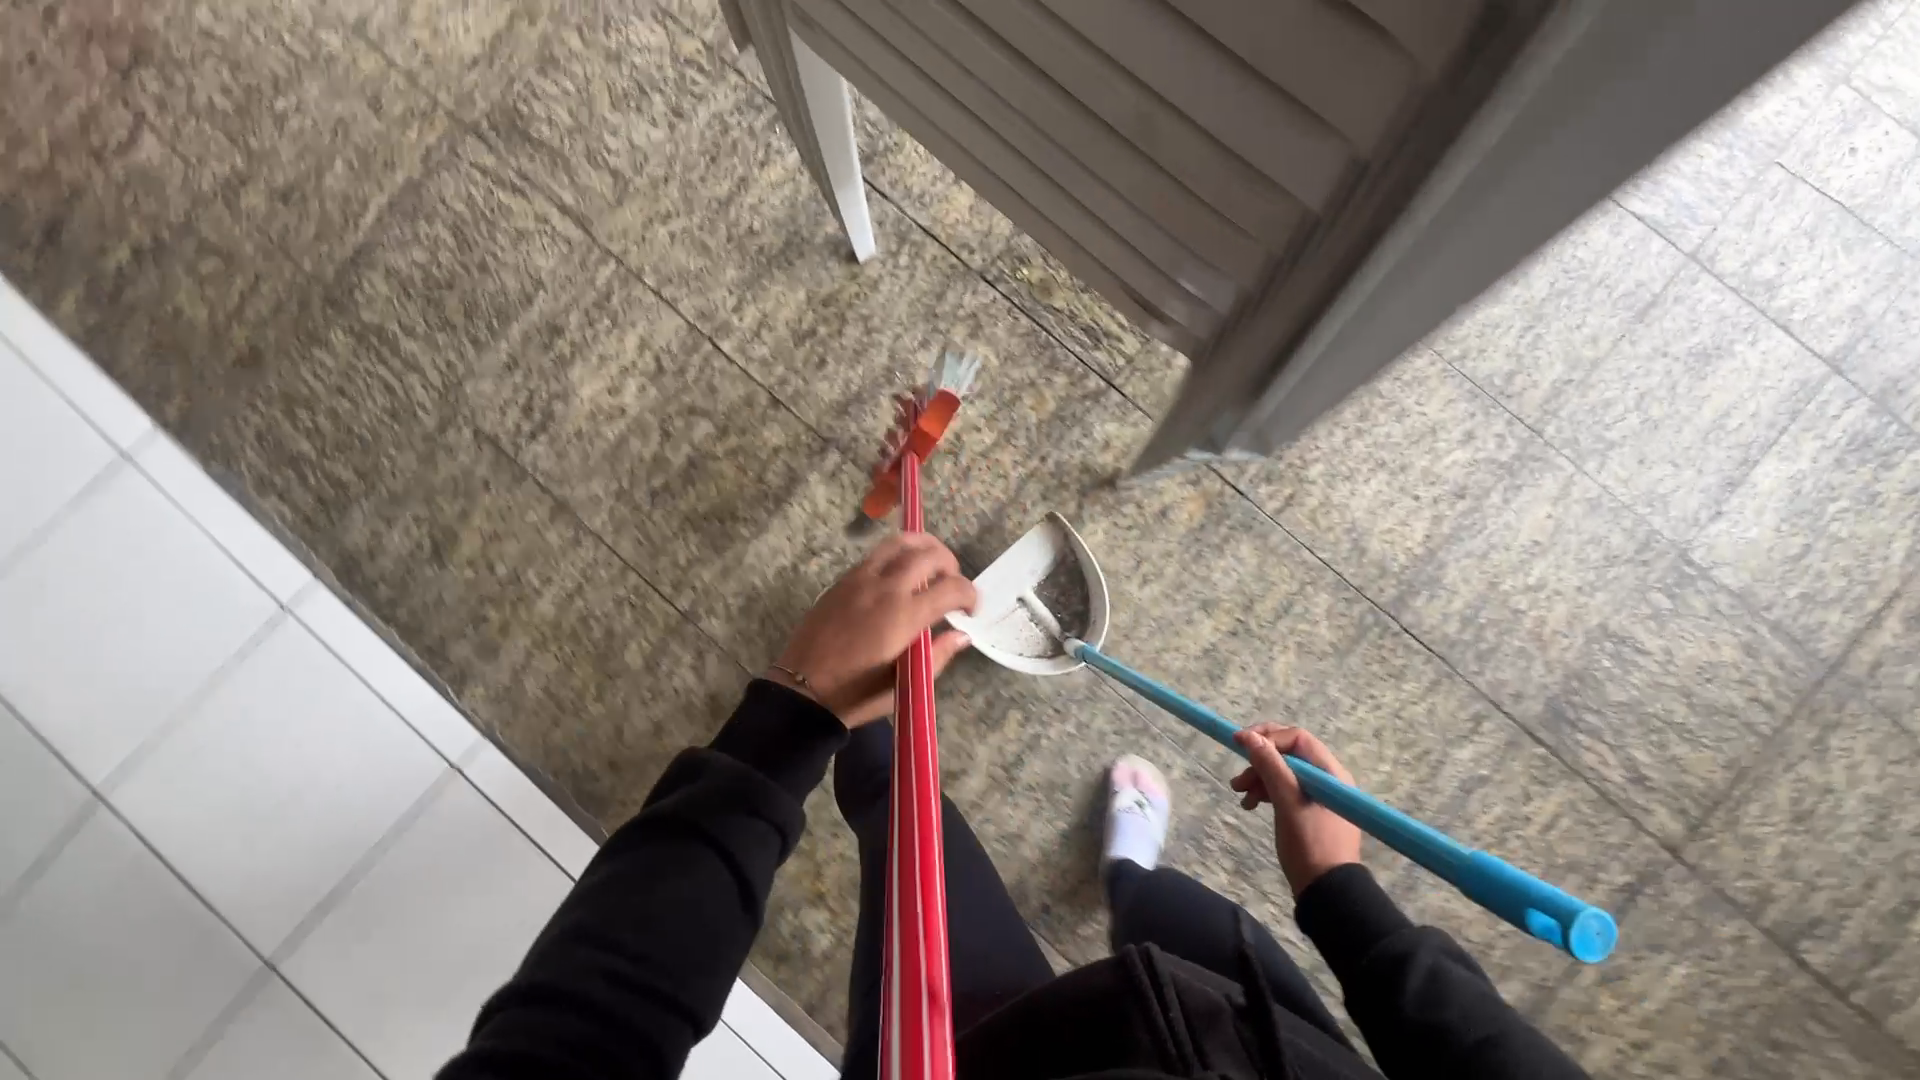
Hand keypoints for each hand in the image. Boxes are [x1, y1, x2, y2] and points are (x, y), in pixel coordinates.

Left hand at [766, 532, 976, 726]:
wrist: (801, 691)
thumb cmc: (856, 694)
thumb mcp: (904, 685)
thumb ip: (938, 655)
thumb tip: (962, 635)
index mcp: (904, 615)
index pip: (951, 587)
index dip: (970, 595)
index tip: (970, 610)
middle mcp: (885, 587)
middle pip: (929, 554)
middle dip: (950, 565)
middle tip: (953, 584)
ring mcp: (860, 579)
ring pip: (899, 542)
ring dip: (923, 547)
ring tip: (931, 565)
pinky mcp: (842, 581)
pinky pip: (876, 554)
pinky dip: (897, 555)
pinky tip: (900, 575)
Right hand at [1230, 724, 1362, 896]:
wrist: (1327, 892)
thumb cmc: (1311, 844)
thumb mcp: (1287, 802)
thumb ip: (1270, 766)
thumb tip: (1249, 736)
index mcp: (1330, 773)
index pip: (1297, 738)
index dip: (1267, 736)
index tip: (1238, 743)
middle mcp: (1326, 779)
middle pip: (1288, 753)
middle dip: (1260, 759)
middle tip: (1238, 773)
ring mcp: (1317, 795)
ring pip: (1282, 772)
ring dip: (1258, 777)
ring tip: (1239, 792)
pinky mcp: (1308, 810)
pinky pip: (1283, 789)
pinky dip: (1265, 792)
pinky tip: (1250, 804)